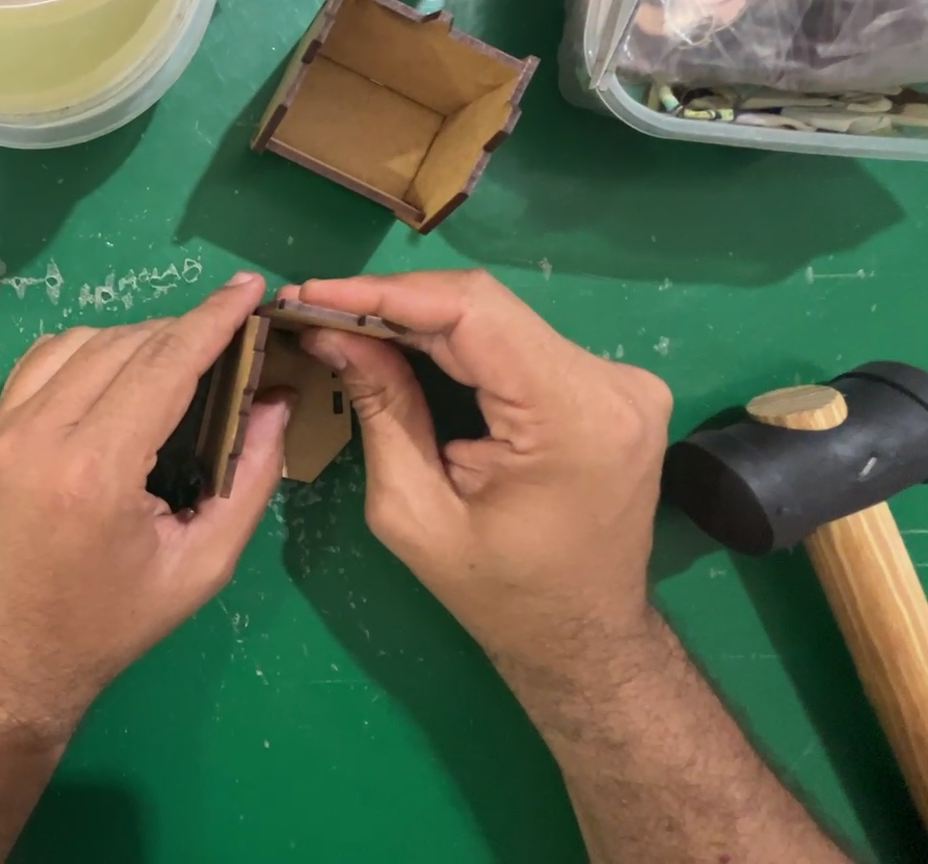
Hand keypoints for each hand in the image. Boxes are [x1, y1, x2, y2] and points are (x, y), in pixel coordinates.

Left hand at [0, 272, 290, 735]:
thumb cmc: (106, 628)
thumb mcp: (199, 568)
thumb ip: (248, 479)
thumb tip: (273, 403)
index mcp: (96, 470)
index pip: (164, 363)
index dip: (213, 319)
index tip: (248, 288)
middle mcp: (40, 434)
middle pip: (125, 345)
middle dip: (182, 330)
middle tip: (225, 339)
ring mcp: (1, 430)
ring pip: (79, 343)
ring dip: (134, 337)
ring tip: (175, 358)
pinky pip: (39, 362)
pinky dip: (84, 349)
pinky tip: (112, 367)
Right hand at [287, 271, 672, 668]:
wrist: (582, 635)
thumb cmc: (496, 591)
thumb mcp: (412, 508)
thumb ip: (380, 408)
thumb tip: (331, 335)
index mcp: (570, 417)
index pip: (469, 313)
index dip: (383, 294)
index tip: (313, 293)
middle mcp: (608, 382)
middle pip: (478, 306)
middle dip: (386, 302)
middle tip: (313, 306)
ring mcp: (614, 378)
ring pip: (490, 316)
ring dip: (410, 316)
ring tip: (339, 318)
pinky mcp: (602, 383)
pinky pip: (507, 338)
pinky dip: (443, 336)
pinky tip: (392, 339)